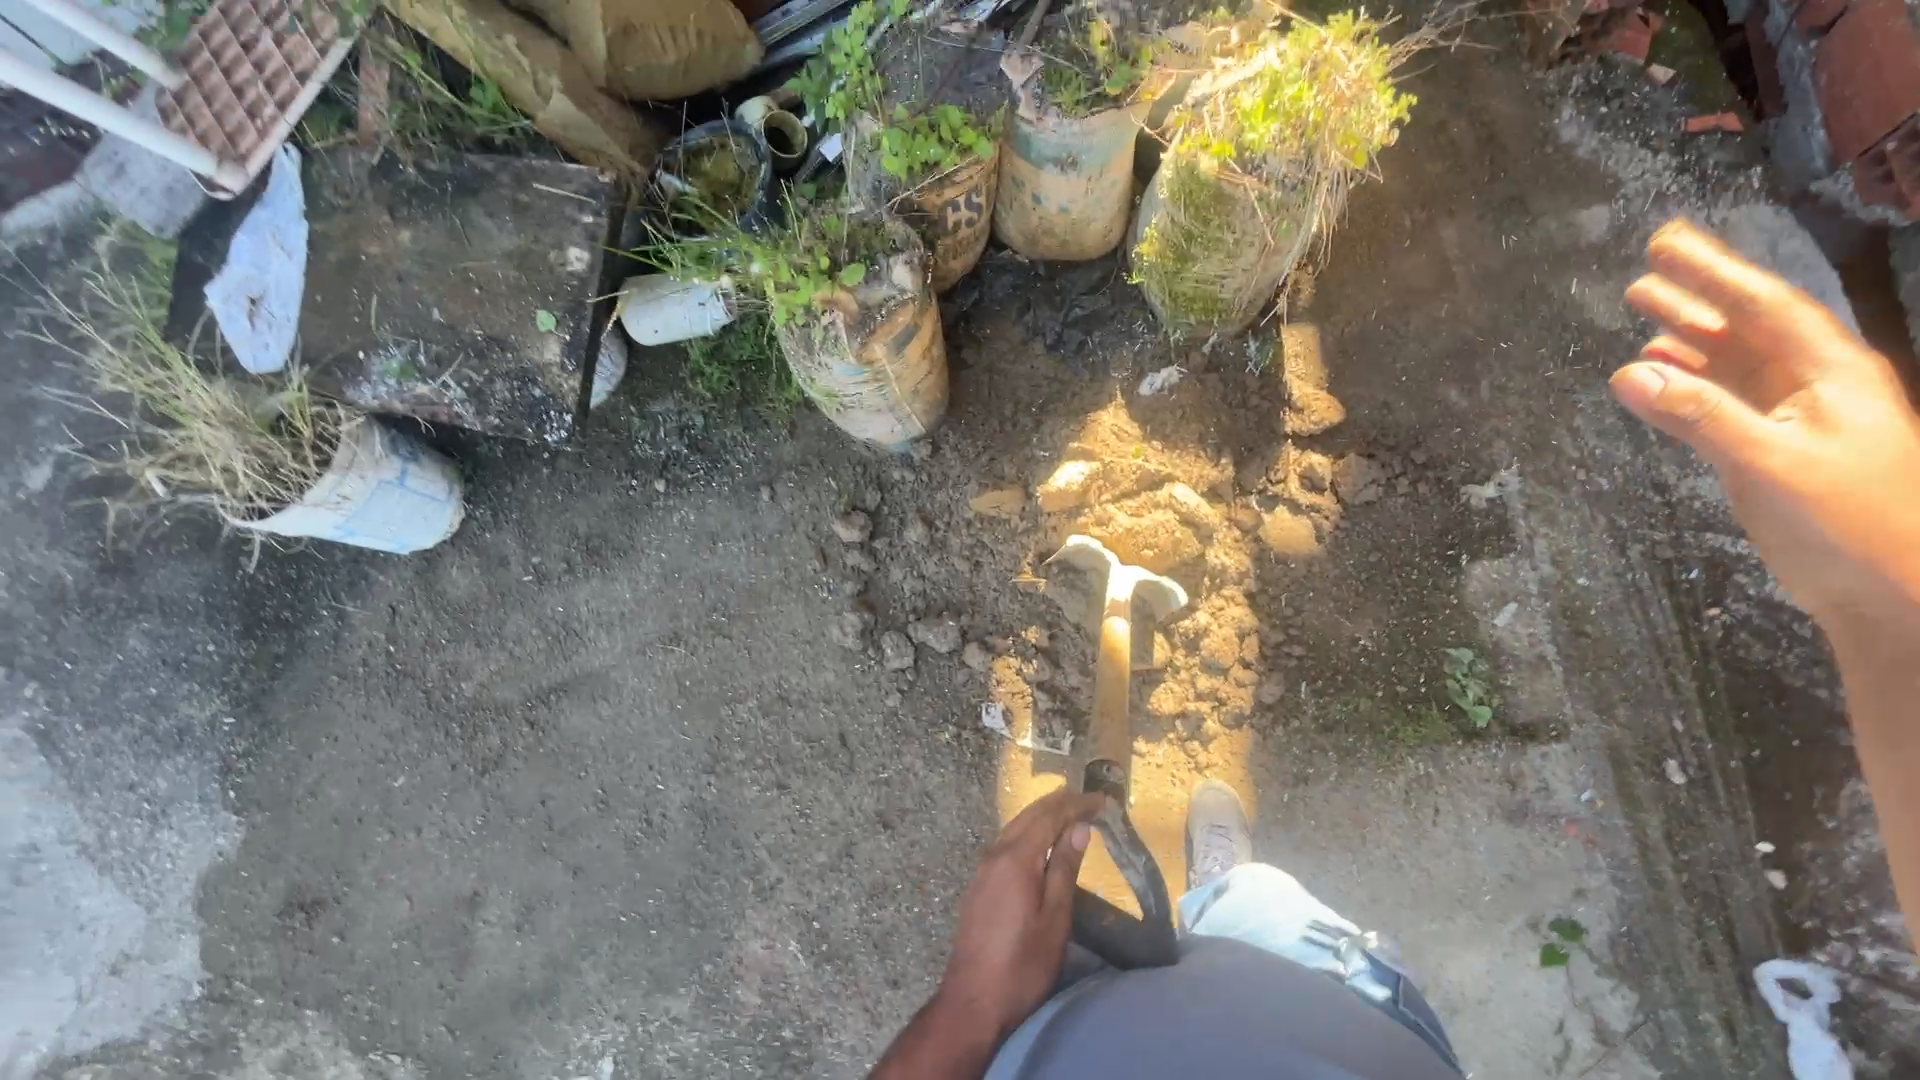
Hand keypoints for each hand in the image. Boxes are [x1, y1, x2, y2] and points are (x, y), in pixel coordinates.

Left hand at [931, 789, 1105, 1042]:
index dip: (1076, 805)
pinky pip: (1007, 843)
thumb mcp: (1055, 918)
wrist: (973, 1000)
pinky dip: (1029, 833)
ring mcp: (983, 868)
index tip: (1102, 800)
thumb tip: (1079, 828)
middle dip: (1059, 804)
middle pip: (1029, 816)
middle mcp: (995, 854)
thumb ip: (1065, 869)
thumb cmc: (1023, 964)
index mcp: (1016, 858)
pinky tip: (1042, 844)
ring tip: (1071, 816)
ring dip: (1043, 817)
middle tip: (1089, 801)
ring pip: (1016, 828)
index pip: (1049, 816)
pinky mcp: (980, 884)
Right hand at [1615, 220, 1919, 632]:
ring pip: (1728, 360)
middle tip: (1651, 257)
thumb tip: (1628, 372)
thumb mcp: (1773, 463)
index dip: (1715, 273)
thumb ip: (1701, 416)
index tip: (1665, 243)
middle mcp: (1810, 384)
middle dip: (1700, 290)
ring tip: (1642, 302)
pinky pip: (1714, 401)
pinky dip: (1681, 383)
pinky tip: (1652, 373)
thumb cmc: (1851, 520)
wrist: (1891, 590)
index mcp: (1831, 374)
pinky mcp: (1763, 448)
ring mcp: (1786, 417)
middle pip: (1746, 325)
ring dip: (1686, 332)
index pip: (1765, 309)